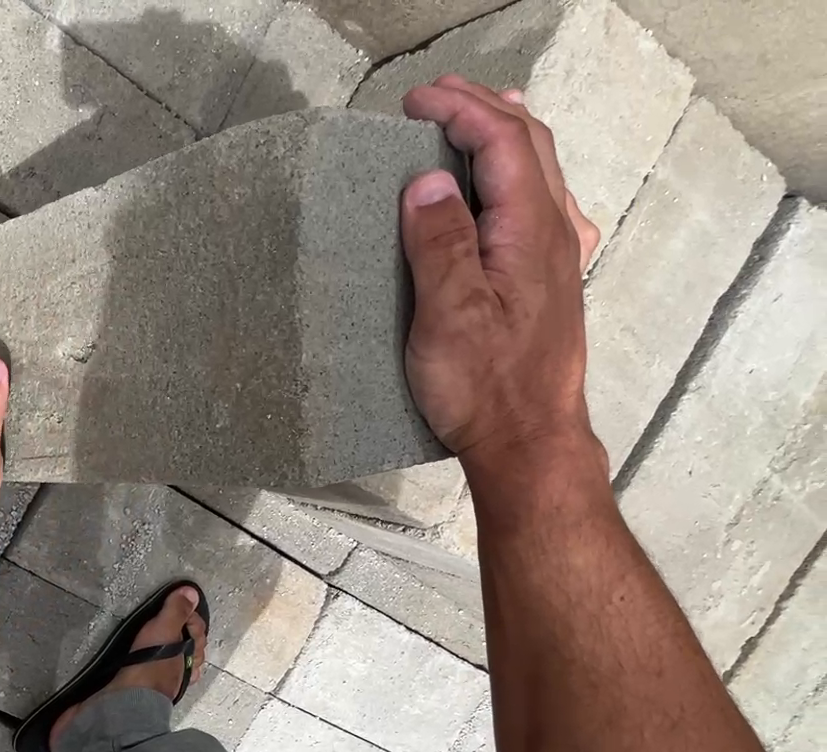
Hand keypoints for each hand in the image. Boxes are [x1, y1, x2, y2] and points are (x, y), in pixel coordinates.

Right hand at [399, 76, 608, 475]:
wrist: (525, 434)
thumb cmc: (482, 381)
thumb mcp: (449, 313)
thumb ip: (442, 243)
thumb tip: (425, 183)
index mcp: (532, 231)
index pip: (504, 145)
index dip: (461, 112)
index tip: (415, 101)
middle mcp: (554, 232)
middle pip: (530, 146)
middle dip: (483, 110)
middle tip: (434, 98)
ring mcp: (554, 255)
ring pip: (535, 171)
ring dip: (498, 137)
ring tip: (460, 125)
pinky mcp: (542, 278)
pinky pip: (531, 202)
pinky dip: (505, 174)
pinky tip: (491, 189)